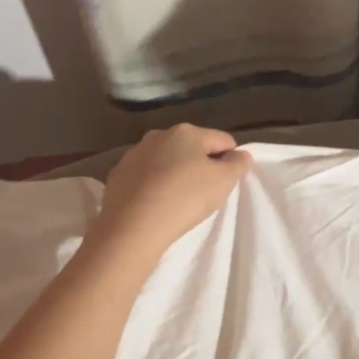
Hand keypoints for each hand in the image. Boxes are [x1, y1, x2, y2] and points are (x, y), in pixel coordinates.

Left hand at [93, 124, 250, 258]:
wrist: (133, 226)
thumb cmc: (185, 198)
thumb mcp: (224, 182)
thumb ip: (238, 164)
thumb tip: (240, 154)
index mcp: (187, 132)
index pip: (223, 140)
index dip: (231, 160)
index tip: (228, 182)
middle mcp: (159, 135)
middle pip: (192, 148)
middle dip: (201, 165)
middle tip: (205, 192)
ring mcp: (134, 153)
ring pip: (167, 160)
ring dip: (176, 173)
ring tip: (178, 200)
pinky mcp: (117, 173)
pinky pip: (146, 175)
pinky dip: (154, 185)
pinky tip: (156, 204)